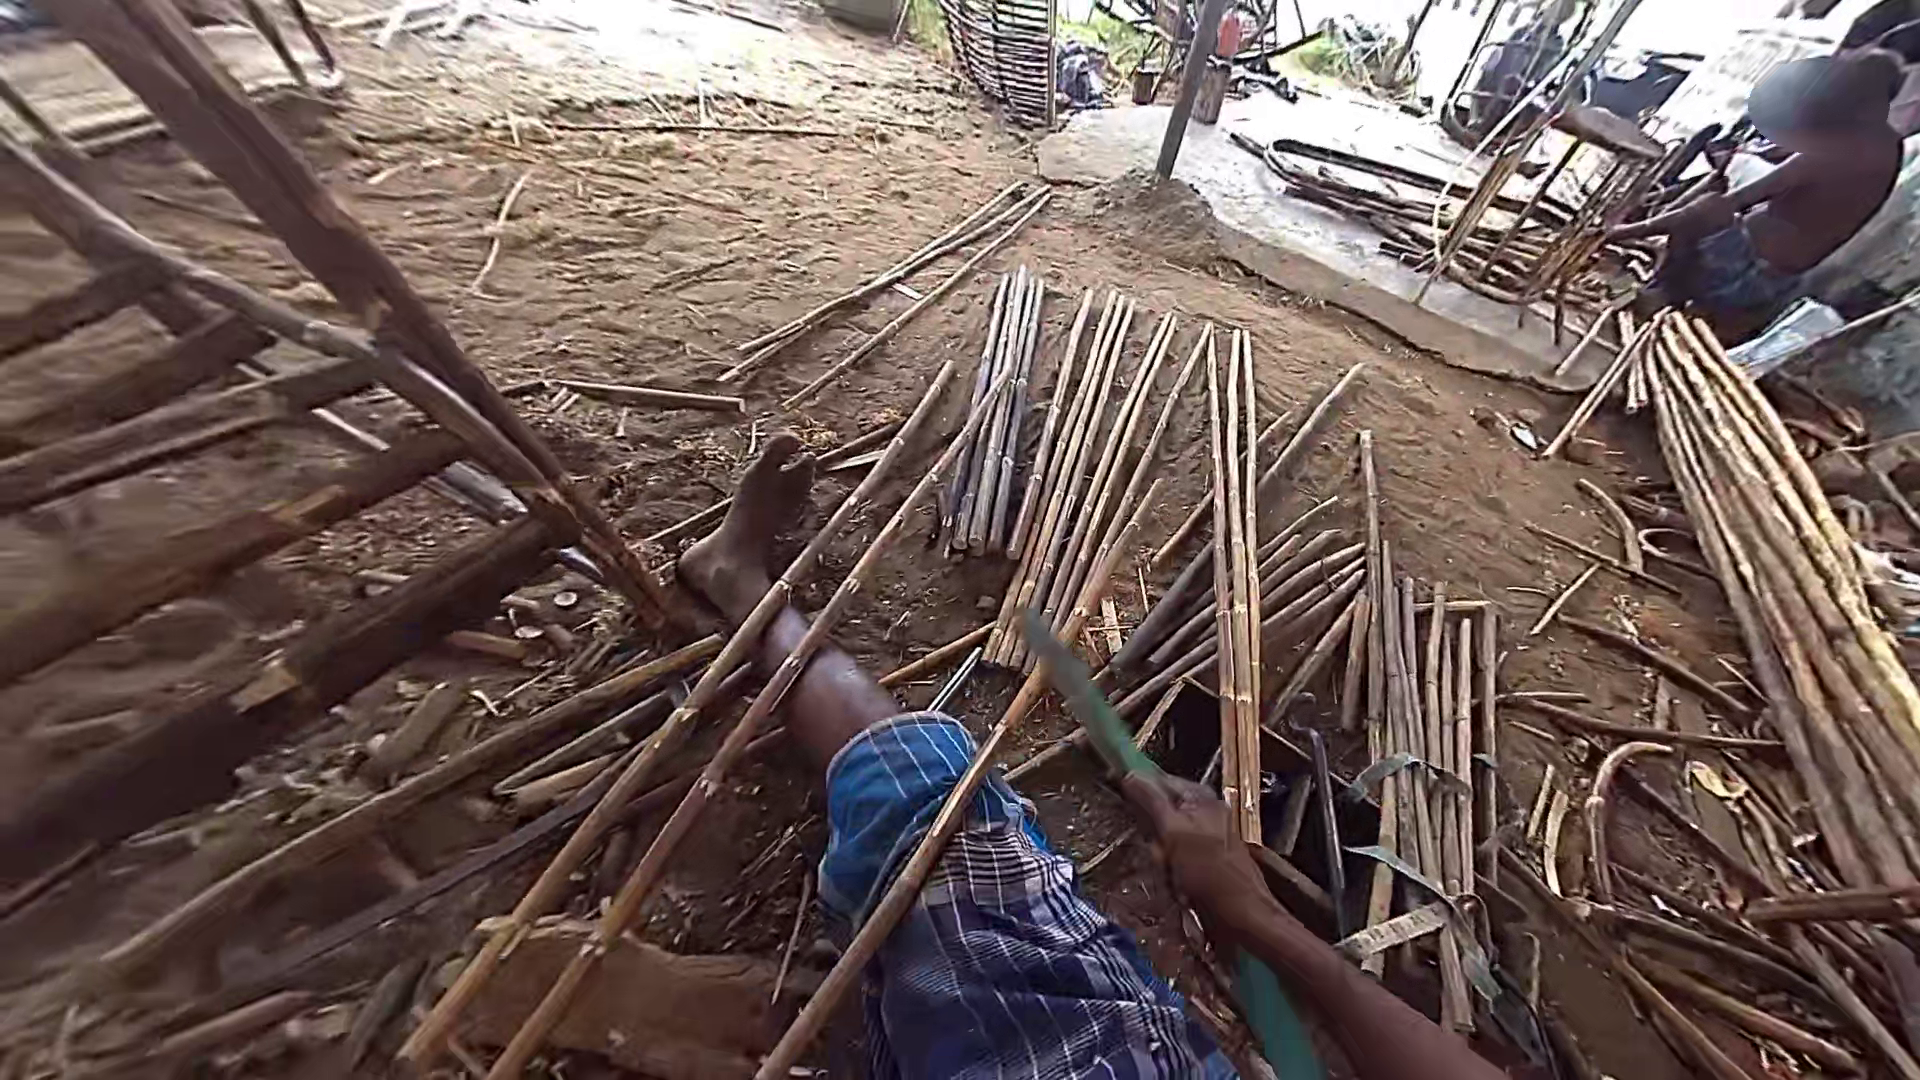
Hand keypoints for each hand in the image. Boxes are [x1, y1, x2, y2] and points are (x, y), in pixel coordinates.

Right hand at [1120, 772, 1281, 941]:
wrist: (1246, 919)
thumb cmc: (1209, 872)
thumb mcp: (1174, 831)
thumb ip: (1150, 800)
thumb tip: (1128, 774)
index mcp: (1200, 796)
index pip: (1157, 780)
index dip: (1137, 789)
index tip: (1119, 802)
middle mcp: (1205, 811)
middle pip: (1160, 810)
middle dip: (1151, 830)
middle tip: (1156, 851)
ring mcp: (1207, 836)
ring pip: (1165, 836)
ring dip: (1159, 854)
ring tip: (1167, 871)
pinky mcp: (1206, 860)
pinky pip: (1175, 856)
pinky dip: (1169, 868)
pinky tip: (1175, 882)